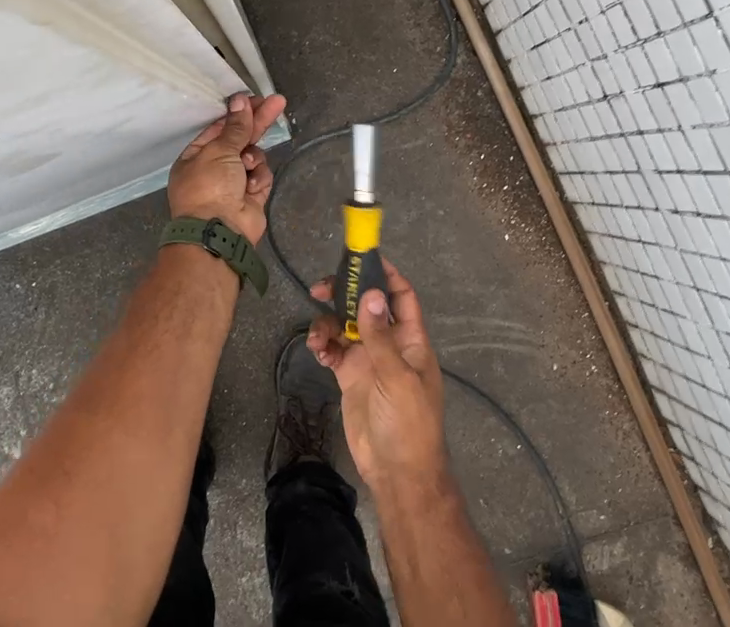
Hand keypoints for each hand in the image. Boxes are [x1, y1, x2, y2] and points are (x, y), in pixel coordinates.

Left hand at [167, 93, 286, 244]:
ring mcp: (233, 183)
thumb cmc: (210, 186)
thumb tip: (239, 101)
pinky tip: (251, 187)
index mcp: (196, 156)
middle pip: (239, 139)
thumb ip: (235, 127)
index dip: (238, 113)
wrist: (220, 231)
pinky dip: (258, 179)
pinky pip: (261, 177)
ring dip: (253, 159)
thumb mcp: (219, 151)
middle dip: (257, 122)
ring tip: (248, 167)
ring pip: (254, 157)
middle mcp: (213, 168)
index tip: (255, 99)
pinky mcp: (251, 196)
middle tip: (278, 102)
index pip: (219, 128)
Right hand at [308, 259, 446, 491]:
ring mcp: (368, 359)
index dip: (385, 275)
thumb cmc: (408, 423)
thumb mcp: (397, 377)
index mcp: (411, 341)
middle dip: (344, 294)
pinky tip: (317, 352)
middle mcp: (390, 344)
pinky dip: (322, 345)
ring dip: (328, 323)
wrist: (397, 471)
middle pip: (366, 306)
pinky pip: (333, 349)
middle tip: (319, 288)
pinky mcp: (349, 376)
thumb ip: (381, 336)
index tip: (360, 258)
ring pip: (344, 326)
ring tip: (317, 337)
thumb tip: (371, 294)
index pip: (401, 297)